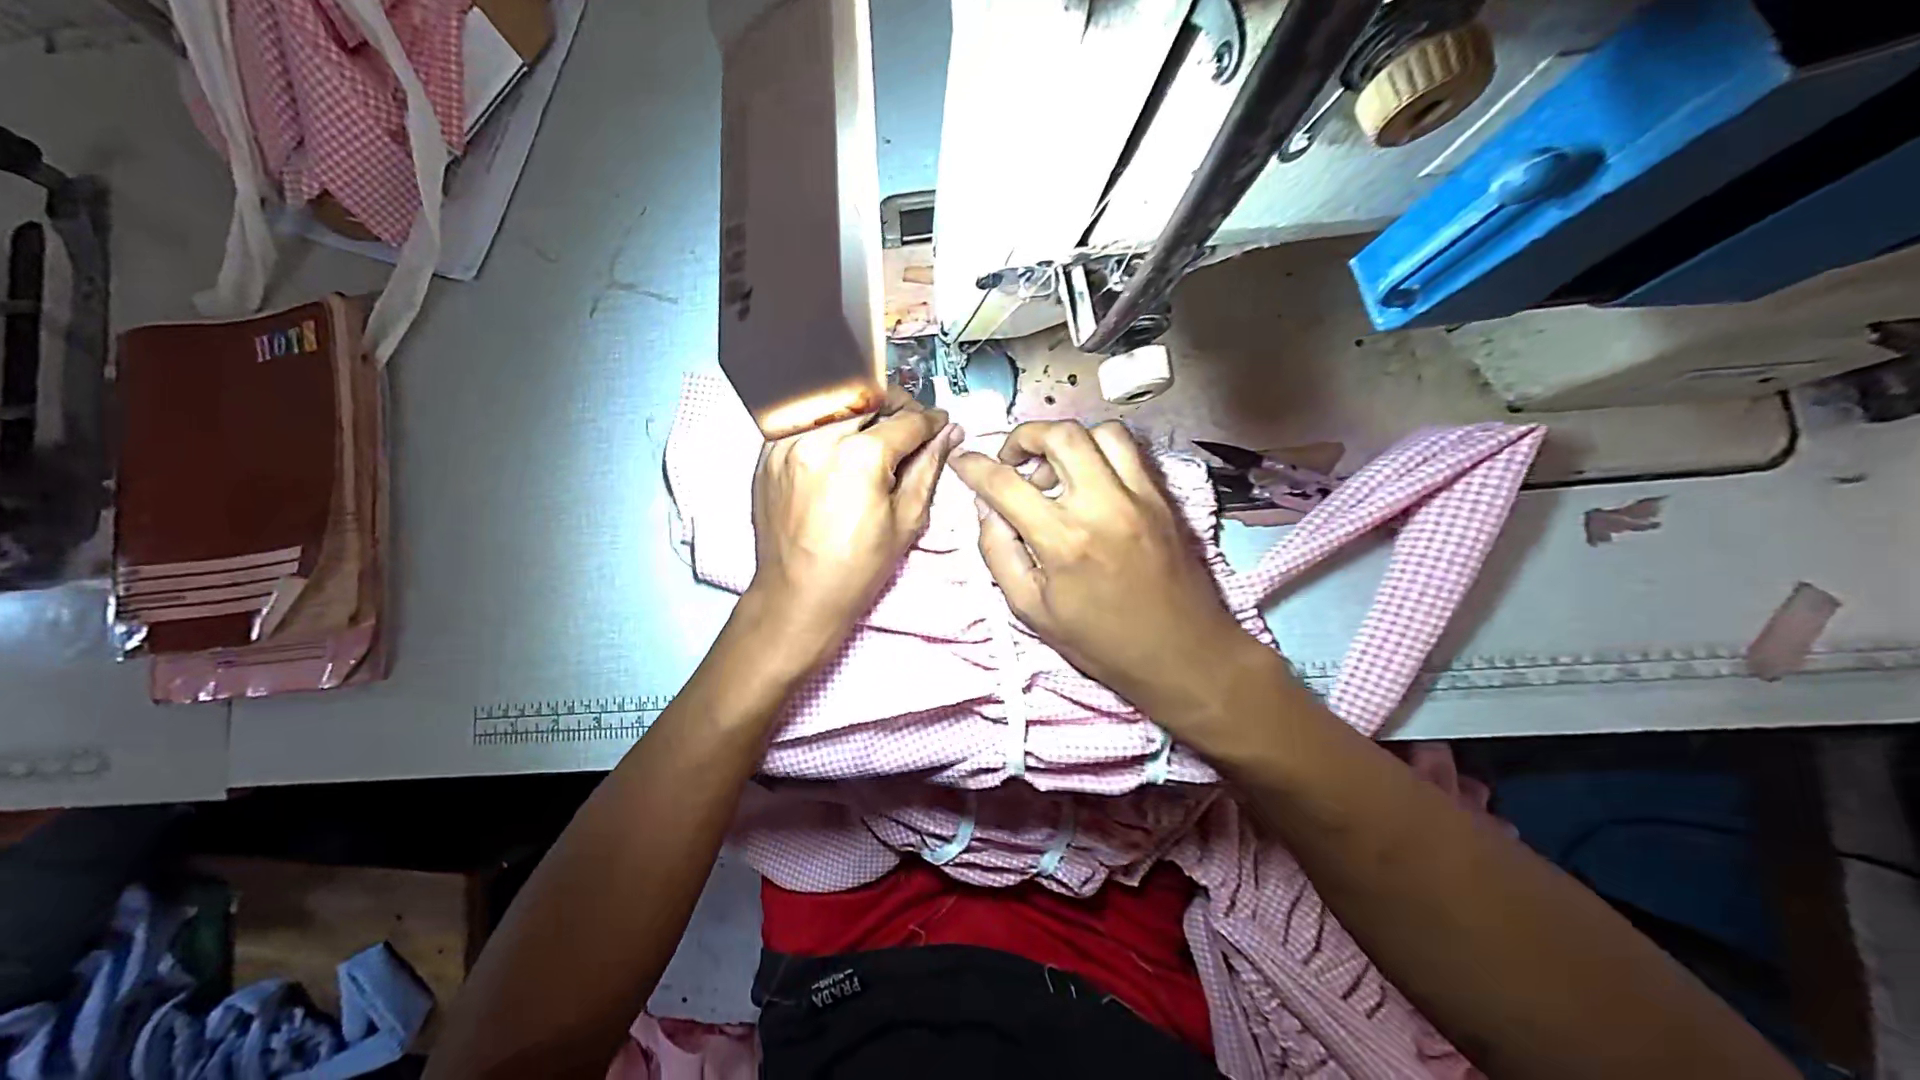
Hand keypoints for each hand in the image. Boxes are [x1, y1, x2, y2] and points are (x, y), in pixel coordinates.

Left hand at [745, 387, 963, 661]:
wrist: (798, 596)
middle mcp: (819, 440)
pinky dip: (829, 420)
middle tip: (911, 422)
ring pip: (836, 400)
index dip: (931, 420)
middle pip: (869, 395)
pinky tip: (842, 441)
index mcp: (860, 458)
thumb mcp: (906, 520)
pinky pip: (806, 418)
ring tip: (877, 430)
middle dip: (897, 403)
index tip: (939, 422)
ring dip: (862, 407)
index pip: (906, 420)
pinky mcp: (768, 453)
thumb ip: (928, 467)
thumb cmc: (854, 570)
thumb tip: (946, 435)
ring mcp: (787, 444)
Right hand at [949, 421, 1279, 727]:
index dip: (973, 466)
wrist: (1181, 654)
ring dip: (1066, 440)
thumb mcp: (1032, 610)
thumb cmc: (1100, 642)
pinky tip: (1089, 478)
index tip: (962, 462)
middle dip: (1023, 437)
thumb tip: (986, 508)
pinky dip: (1100, 450)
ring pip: (1098, 431)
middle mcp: (1102, 505)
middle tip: (1012, 462)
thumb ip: (999, 553)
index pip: (1005, 483)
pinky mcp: (1162, 497)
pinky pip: (1129, 450)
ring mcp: (1138, 496)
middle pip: (1058, 435)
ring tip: (1054, 470)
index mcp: (1063, 541)